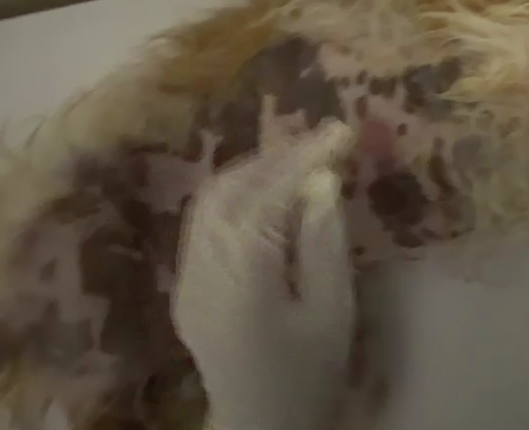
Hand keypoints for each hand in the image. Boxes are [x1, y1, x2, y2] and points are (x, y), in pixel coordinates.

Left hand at [173, 123, 358, 429]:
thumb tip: (322, 179)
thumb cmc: (310, 370)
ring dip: (257, 168)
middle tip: (324, 138)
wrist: (261, 427)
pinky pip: (206, 218)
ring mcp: (187, 277)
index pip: (268, 197)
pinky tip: (271, 188)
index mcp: (241, 281)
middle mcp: (203, 271)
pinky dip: (240, 190)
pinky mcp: (187, 283)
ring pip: (211, 198)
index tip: (342, 129)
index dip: (305, 156)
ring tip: (302, 155)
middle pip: (230, 189)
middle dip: (278, 155)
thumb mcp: (333, 309)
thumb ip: (324, 241)